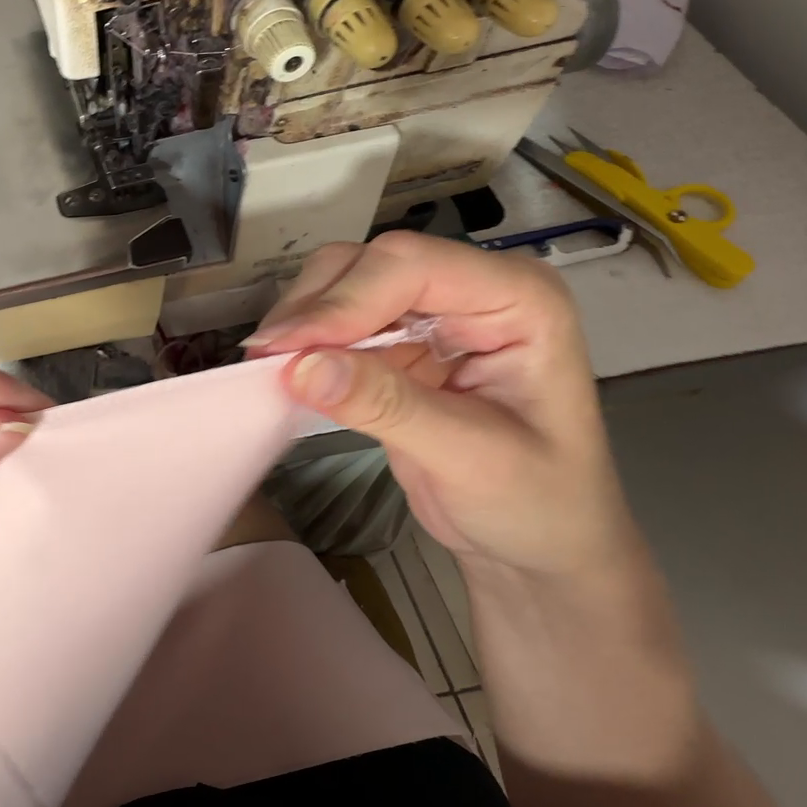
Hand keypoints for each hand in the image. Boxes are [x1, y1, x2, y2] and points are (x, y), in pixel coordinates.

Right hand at [246, 231, 640, 580]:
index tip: (289, 351)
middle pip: (368, 263)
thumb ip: (389, 407)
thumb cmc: (538, 503)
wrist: (537, 543)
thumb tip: (303, 368)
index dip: (345, 302)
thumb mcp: (473, 459)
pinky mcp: (395, 341)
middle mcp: (470, 289)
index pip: (412, 265)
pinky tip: (287, 372)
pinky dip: (303, 341)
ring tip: (272, 367)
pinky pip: (334, 321)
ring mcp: (430, 312)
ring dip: (300, 320)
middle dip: (313, 307)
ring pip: (341, 282)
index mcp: (517, 298)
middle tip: (268, 360)